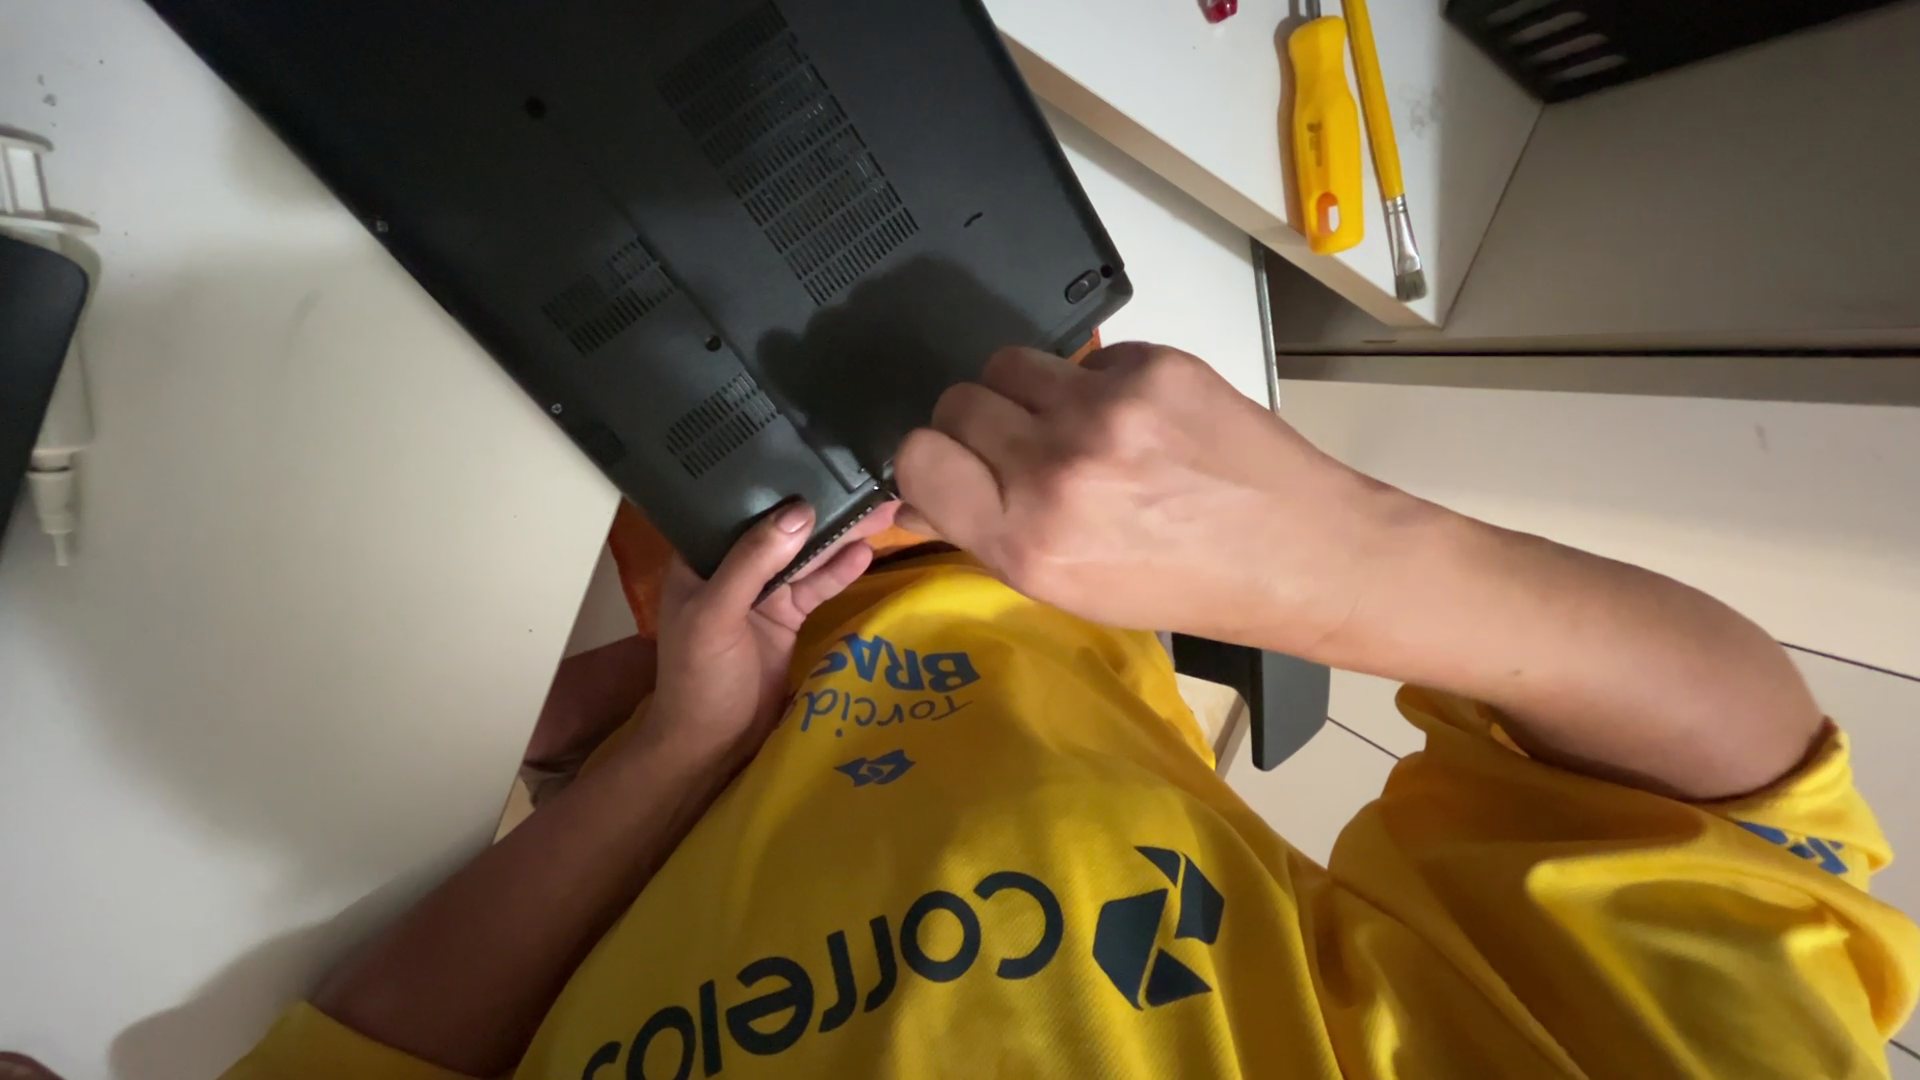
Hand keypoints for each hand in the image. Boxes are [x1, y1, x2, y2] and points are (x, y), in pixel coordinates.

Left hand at [651, 499, 899, 763]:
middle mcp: (734, 567)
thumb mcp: (716, 614)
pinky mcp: (789, 616)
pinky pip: (817, 586)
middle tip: (862, 484)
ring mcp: (765, 592)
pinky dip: (840, 571)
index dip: (775, 483)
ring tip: (878, 511)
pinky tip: (865, 552)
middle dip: (821, 509)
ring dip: (839, 537)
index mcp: (701, 557)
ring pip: (806, 556)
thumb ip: (753, 562)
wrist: (713, 743)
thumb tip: (800, 513)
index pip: (739, 508)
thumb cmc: (699, 676)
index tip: (816, 458)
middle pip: (783, 530)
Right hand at [895, 342, 1396, 650]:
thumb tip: (915, 497)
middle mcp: (1056, 469)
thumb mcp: (1063, 588)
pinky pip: (1082, 358)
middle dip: (974, 425)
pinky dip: (1092, 385)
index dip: (926, 463)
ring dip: (1022, 393)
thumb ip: (980, 534)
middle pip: (956, 400)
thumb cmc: (1176, 588)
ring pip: (1008, 363)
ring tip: (1068, 426)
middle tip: (1017, 450)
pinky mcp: (1154, 365)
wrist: (1296, 553)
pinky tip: (1133, 421)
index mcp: (1027, 541)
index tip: (950, 469)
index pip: (917, 458)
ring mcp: (1107, 408)